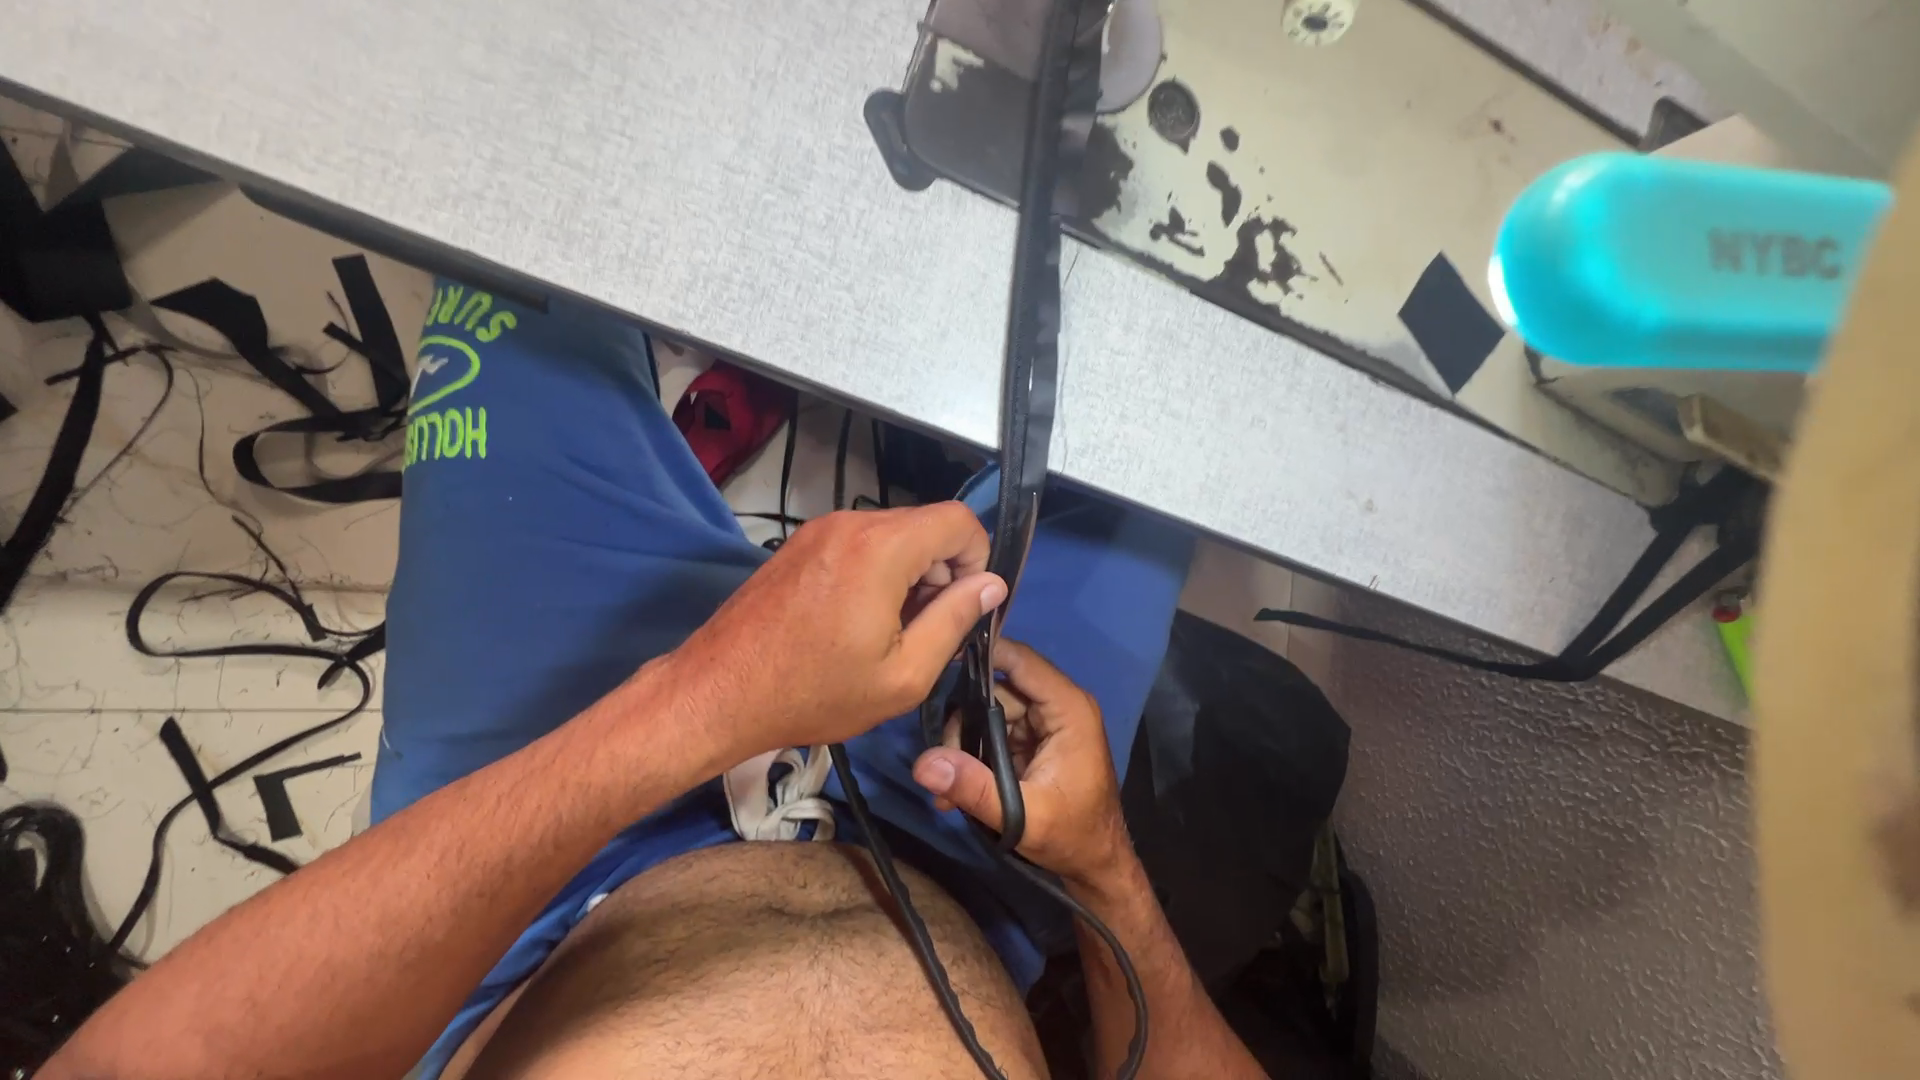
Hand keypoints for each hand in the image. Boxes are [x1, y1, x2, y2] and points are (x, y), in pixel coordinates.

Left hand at [658, 503, 1006, 760]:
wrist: (718, 692)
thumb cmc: (814, 692)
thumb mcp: (903, 673)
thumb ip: (955, 620)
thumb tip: (990, 585)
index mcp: (881, 548)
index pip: (959, 521)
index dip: (978, 559)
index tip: (966, 605)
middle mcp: (850, 523)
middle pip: (926, 525)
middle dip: (944, 570)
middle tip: (930, 628)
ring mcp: (820, 530)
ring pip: (894, 534)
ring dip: (911, 573)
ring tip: (893, 631)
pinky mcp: (802, 544)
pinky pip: (861, 543)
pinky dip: (879, 571)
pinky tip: (860, 620)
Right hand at [911, 640, 1130, 885]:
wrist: (1097, 867)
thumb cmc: (1073, 836)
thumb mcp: (1022, 816)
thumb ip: (974, 787)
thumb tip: (923, 763)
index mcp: (1068, 708)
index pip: (1020, 659)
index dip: (981, 653)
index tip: (937, 661)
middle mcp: (1058, 705)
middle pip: (997, 688)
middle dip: (965, 720)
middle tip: (941, 759)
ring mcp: (1044, 722)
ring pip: (990, 711)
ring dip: (966, 743)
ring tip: (947, 785)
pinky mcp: (1033, 739)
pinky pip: (994, 732)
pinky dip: (975, 755)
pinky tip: (957, 787)